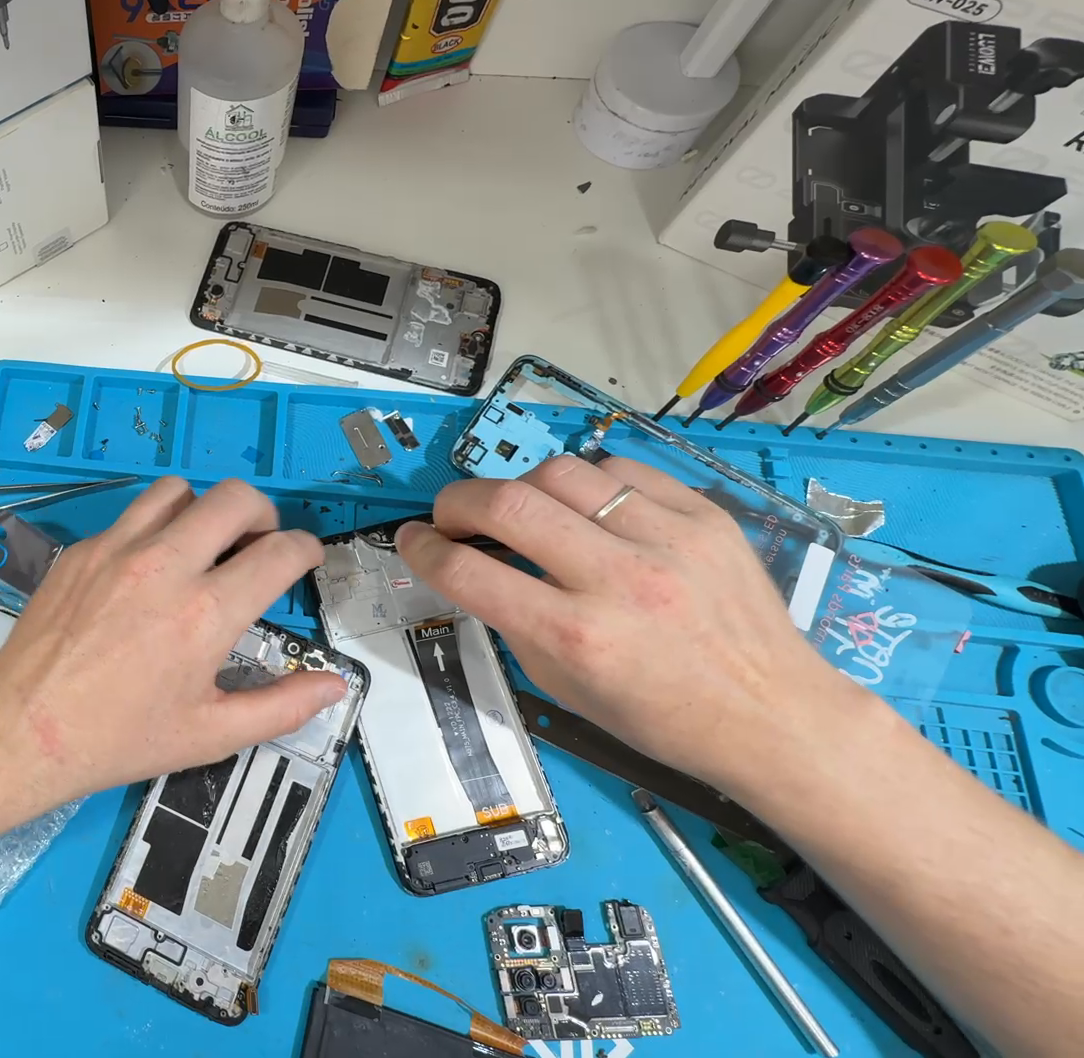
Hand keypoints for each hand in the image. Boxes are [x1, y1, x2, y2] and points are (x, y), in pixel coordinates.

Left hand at [0, 476, 348, 803]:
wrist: (25, 728)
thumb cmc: (120, 739)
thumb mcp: (210, 735)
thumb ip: (281, 706)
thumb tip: (334, 685)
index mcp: (206, 613)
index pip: (280, 552)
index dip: (306, 550)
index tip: (305, 559)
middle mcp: (166, 566)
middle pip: (236, 498)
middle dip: (263, 515)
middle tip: (257, 546)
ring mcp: (117, 549)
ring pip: (179, 491)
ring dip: (204, 510)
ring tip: (202, 546)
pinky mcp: (82, 549)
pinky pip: (132, 515)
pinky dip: (154, 528)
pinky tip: (147, 568)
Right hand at [394, 454, 867, 791]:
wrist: (774, 716)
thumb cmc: (655, 716)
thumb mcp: (560, 684)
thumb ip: (511, 619)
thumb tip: (473, 564)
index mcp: (574, 636)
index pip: (467, 571)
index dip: (421, 549)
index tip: (412, 541)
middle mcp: (618, 580)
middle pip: (505, 504)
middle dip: (455, 502)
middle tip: (450, 518)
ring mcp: (668, 539)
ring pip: (558, 473)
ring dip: (518, 489)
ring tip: (522, 513)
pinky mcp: (706, 514)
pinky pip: (618, 469)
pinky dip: (583, 484)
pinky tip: (584, 509)